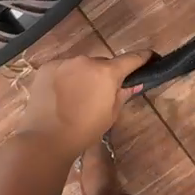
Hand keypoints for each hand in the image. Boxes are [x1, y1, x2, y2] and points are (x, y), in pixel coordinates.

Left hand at [15, 50, 152, 157]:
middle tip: (102, 92)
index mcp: (107, 73)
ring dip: (84, 75)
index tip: (149, 57)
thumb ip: (122, 95)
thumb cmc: (84, 131)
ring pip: (81, 65)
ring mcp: (64, 62)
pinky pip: (63, 68)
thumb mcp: (110, 116)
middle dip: (105, 74)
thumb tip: (134, 84)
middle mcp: (86, 61)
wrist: (45, 138)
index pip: (130, 59)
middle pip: (102, 63)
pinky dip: (66, 77)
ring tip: (77, 96)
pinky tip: (61, 95)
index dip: (142, 58)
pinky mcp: (47, 67)